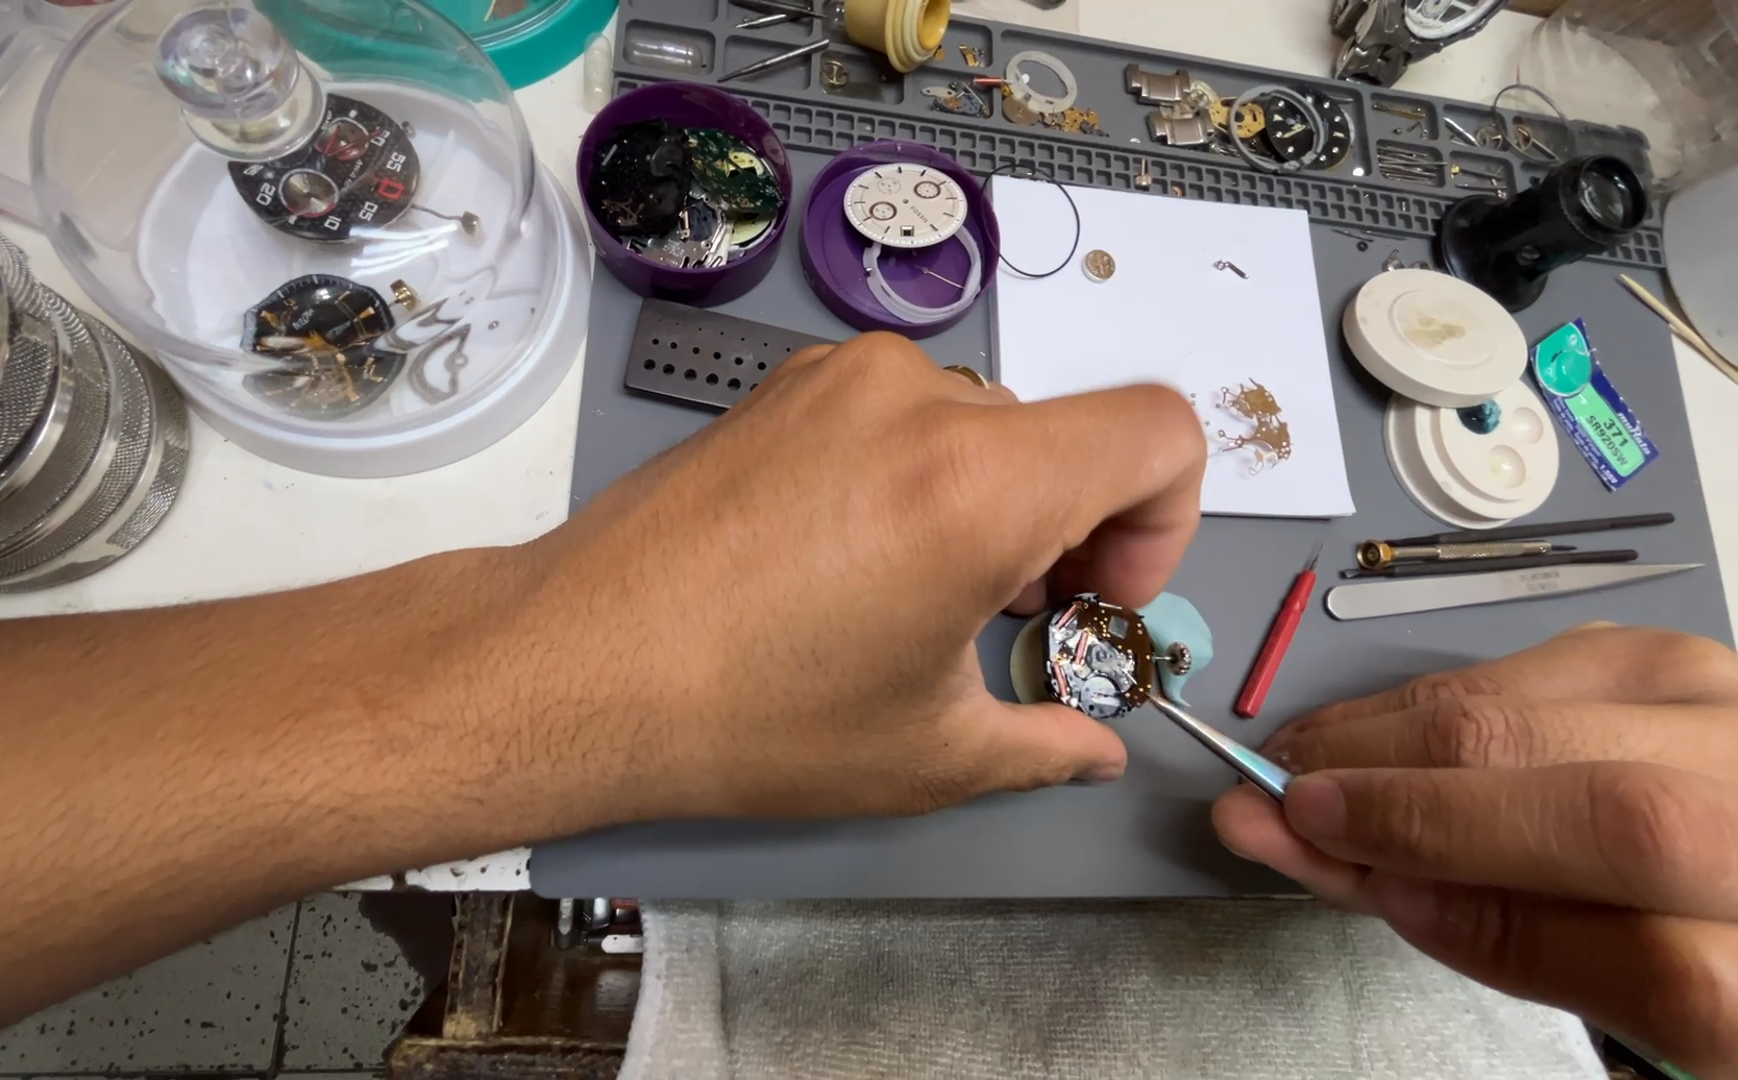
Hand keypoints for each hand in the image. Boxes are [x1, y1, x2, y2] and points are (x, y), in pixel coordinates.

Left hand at [512, 332, 1203, 823]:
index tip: (1090, 595)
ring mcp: (841, 376)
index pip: (1160, 430)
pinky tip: (853, 547)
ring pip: (982, 425)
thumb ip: (1045, 744)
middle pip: (1065, 437)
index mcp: (976, 480)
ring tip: (914, 587)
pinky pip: (902, 412)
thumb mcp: (925, 752)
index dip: (1160, 521)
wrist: (577, 662)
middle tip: (997, 614)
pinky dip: (919, 470)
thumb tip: (1092, 746)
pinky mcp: (787, 385)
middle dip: (1064, 530)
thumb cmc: (749, 716)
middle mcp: (915, 395)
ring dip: (987, 501)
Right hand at [1211, 624, 1737, 1077]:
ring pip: (1527, 725)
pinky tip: (1350, 735)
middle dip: (1414, 813)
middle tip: (1289, 806)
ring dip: (1373, 743)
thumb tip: (1281, 837)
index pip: (1678, 972)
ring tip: (1295, 763)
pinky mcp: (1656, 652)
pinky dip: (1390, 708)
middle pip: (1621, 821)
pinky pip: (1489, 672)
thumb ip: (1457, 923)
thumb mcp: (1599, 988)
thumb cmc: (1660, 928)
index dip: (1500, 931)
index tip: (1367, 891)